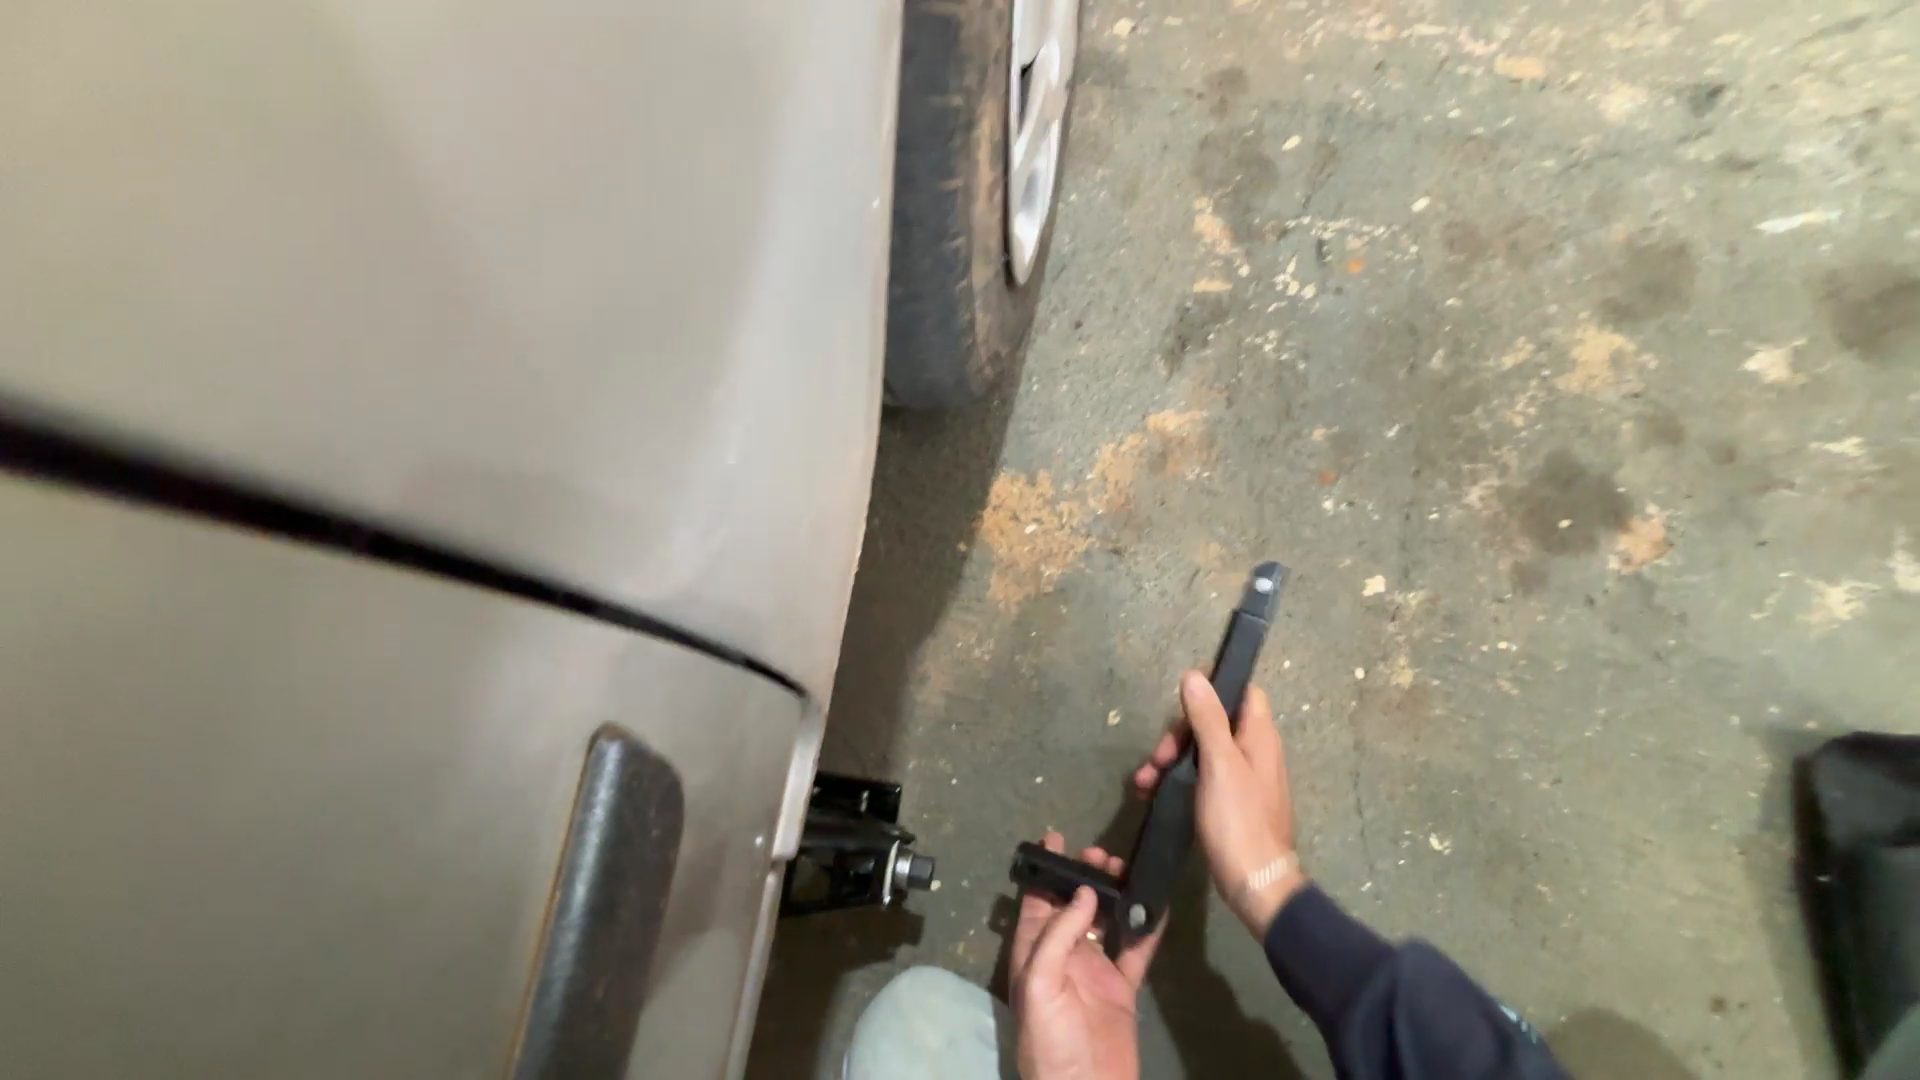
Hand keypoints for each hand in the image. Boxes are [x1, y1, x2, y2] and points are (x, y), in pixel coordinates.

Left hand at [1009, 831, 1164, 1079]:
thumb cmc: (1049, 1040)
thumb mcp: (1039, 984)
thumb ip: (1058, 934)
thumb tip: (1083, 891)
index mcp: (1034, 950)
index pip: (1037, 899)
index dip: (1045, 869)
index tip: (1056, 837)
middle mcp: (1063, 953)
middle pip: (1073, 903)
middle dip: (1084, 875)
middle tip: (1102, 855)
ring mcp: (1093, 969)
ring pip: (1104, 919)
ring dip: (1114, 894)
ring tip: (1126, 870)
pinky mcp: (1121, 987)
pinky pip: (1135, 950)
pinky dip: (1146, 928)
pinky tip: (1157, 907)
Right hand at [1133, 670, 1304, 937]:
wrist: (1255, 883)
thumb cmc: (1239, 818)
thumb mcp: (1219, 763)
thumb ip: (1207, 718)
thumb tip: (1195, 675)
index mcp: (1259, 736)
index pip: (1244, 692)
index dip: (1217, 686)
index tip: (1184, 695)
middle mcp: (1255, 751)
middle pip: (1214, 722)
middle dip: (1180, 733)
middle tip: (1160, 754)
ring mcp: (1242, 778)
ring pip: (1202, 750)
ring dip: (1172, 758)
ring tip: (1145, 780)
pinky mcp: (1229, 801)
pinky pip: (1200, 776)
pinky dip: (1178, 779)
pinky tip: (1152, 792)